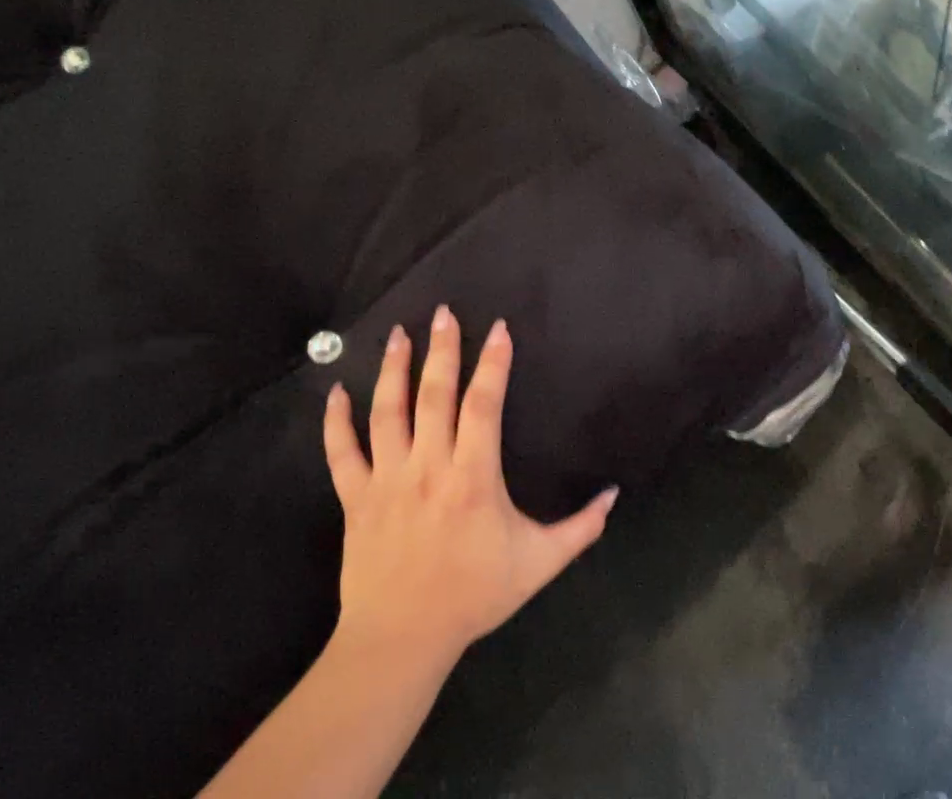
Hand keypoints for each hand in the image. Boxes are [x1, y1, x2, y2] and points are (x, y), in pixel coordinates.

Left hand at [322, 305, 616, 661]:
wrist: (402, 637)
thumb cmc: (475, 595)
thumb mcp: (541, 563)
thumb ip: (581, 527)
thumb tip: (615, 495)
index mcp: (473, 477)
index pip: (483, 405)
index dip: (493, 364)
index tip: (499, 330)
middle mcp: (429, 467)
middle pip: (434, 396)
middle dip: (442, 350)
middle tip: (444, 314)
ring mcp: (387, 481)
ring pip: (387, 413)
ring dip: (393, 370)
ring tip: (398, 335)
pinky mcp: (356, 499)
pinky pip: (341, 453)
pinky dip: (336, 421)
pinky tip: (337, 392)